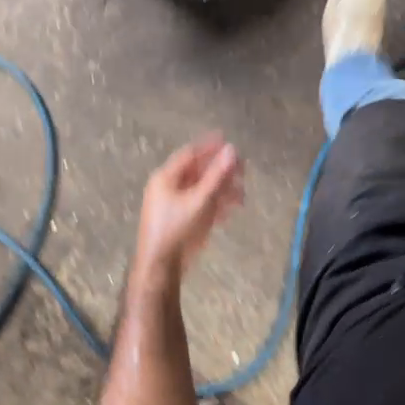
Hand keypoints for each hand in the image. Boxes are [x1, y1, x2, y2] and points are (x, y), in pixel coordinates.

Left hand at [136, 133, 242, 276]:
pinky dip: (217, 204)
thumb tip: (232, 149)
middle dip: (221, 170)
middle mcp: (169, 188)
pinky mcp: (183, 220)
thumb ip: (217, 174)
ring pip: (203, 189)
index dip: (209, 146)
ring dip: (223, 189)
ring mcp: (176, 205)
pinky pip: (202, 205)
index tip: (227, 138)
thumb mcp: (199, 200)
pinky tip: (232, 208)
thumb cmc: (176, 228)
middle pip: (199, 171)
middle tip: (242, 169)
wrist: (161, 266)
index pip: (190, 154)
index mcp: (166, 178)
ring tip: (242, 194)